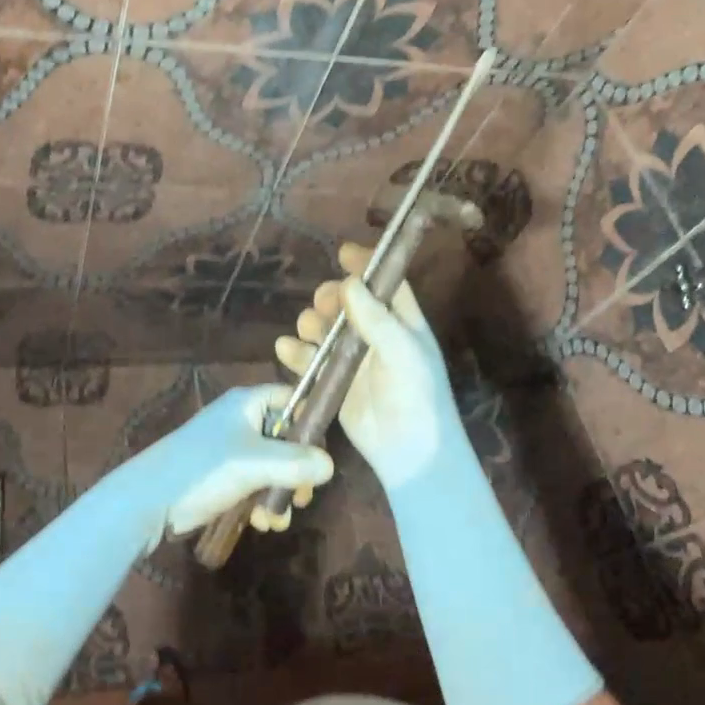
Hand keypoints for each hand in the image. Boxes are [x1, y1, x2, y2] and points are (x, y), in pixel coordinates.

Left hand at [126, 384, 333, 537]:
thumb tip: (331, 465)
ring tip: (274, 521)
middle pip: (288, 439)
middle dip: (298, 472)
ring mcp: (231, 448)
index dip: (311, 424)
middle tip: (302, 499)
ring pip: (274, 466)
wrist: (151, 499)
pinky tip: (261, 524)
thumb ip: (296, 462)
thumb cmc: (204, 469)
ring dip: (280, 494)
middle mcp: (242, 420)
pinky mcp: (223, 475)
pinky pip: (256, 482)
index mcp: (247, 402)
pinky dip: (263, 501)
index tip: (321, 457)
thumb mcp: (254, 463)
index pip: (293, 399)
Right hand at [274, 243, 461, 489]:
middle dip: (330, 298)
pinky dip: (295, 352)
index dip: (366, 265)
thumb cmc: (416, 395)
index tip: (344, 253)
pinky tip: (288, 350)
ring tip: (309, 331)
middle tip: (324, 305)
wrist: (408, 452)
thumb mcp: (402, 351)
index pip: (384, 283)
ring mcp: (351, 360)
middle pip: (345, 303)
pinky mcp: (332, 383)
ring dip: (311, 323)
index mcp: (401, 322)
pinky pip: (307, 360)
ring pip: (322, 328)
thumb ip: (375, 317)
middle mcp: (375, 335)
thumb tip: (348, 281)